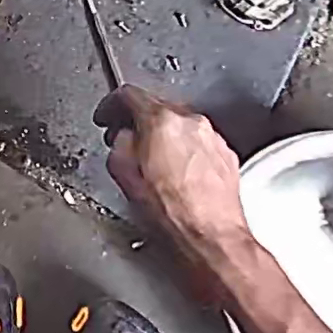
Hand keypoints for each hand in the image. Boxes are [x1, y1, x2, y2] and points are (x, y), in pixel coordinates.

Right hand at [104, 85, 250, 249]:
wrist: (211, 238)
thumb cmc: (170, 211)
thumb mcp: (121, 170)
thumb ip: (118, 141)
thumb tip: (124, 136)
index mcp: (160, 120)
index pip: (129, 94)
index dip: (111, 104)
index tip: (106, 116)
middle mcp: (189, 122)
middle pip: (155, 106)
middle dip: (137, 120)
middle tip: (124, 138)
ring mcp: (211, 137)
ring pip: (178, 124)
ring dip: (162, 135)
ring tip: (152, 160)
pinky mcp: (226, 155)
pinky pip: (197, 141)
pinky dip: (183, 149)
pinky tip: (175, 172)